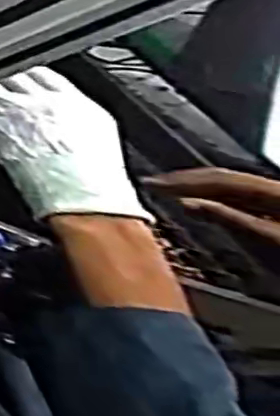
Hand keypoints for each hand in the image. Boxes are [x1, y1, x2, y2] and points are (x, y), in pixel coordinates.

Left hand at [0, 66, 148, 221]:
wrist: (80, 193)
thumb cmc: (92, 173)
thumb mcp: (95, 130)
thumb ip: (70, 108)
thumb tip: (55, 102)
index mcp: (72, 99)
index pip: (39, 71)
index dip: (21, 70)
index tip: (10, 73)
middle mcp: (40, 98)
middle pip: (7, 73)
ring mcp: (11, 107)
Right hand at [145, 167, 279, 246]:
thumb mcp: (273, 237)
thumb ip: (230, 219)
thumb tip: (182, 202)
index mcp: (276, 190)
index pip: (221, 179)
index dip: (182, 180)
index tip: (148, 183)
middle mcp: (275, 188)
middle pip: (226, 179)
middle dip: (186, 180)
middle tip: (150, 184)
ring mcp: (279, 197)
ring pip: (233, 187)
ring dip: (197, 188)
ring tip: (167, 191)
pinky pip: (243, 197)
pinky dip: (215, 197)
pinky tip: (199, 202)